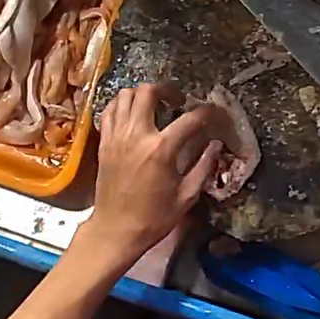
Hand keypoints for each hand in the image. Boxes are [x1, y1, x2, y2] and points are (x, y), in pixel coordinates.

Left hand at [76, 84, 223, 268]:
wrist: (116, 229)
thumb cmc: (154, 217)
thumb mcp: (187, 196)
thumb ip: (203, 166)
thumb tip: (215, 145)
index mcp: (161, 149)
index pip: (189, 119)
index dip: (207, 112)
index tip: (214, 112)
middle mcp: (136, 135)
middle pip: (148, 92)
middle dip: (166, 89)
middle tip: (177, 100)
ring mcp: (116, 136)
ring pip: (125, 96)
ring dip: (142, 94)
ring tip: (154, 104)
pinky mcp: (104, 141)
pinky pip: (110, 110)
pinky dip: (121, 105)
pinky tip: (132, 114)